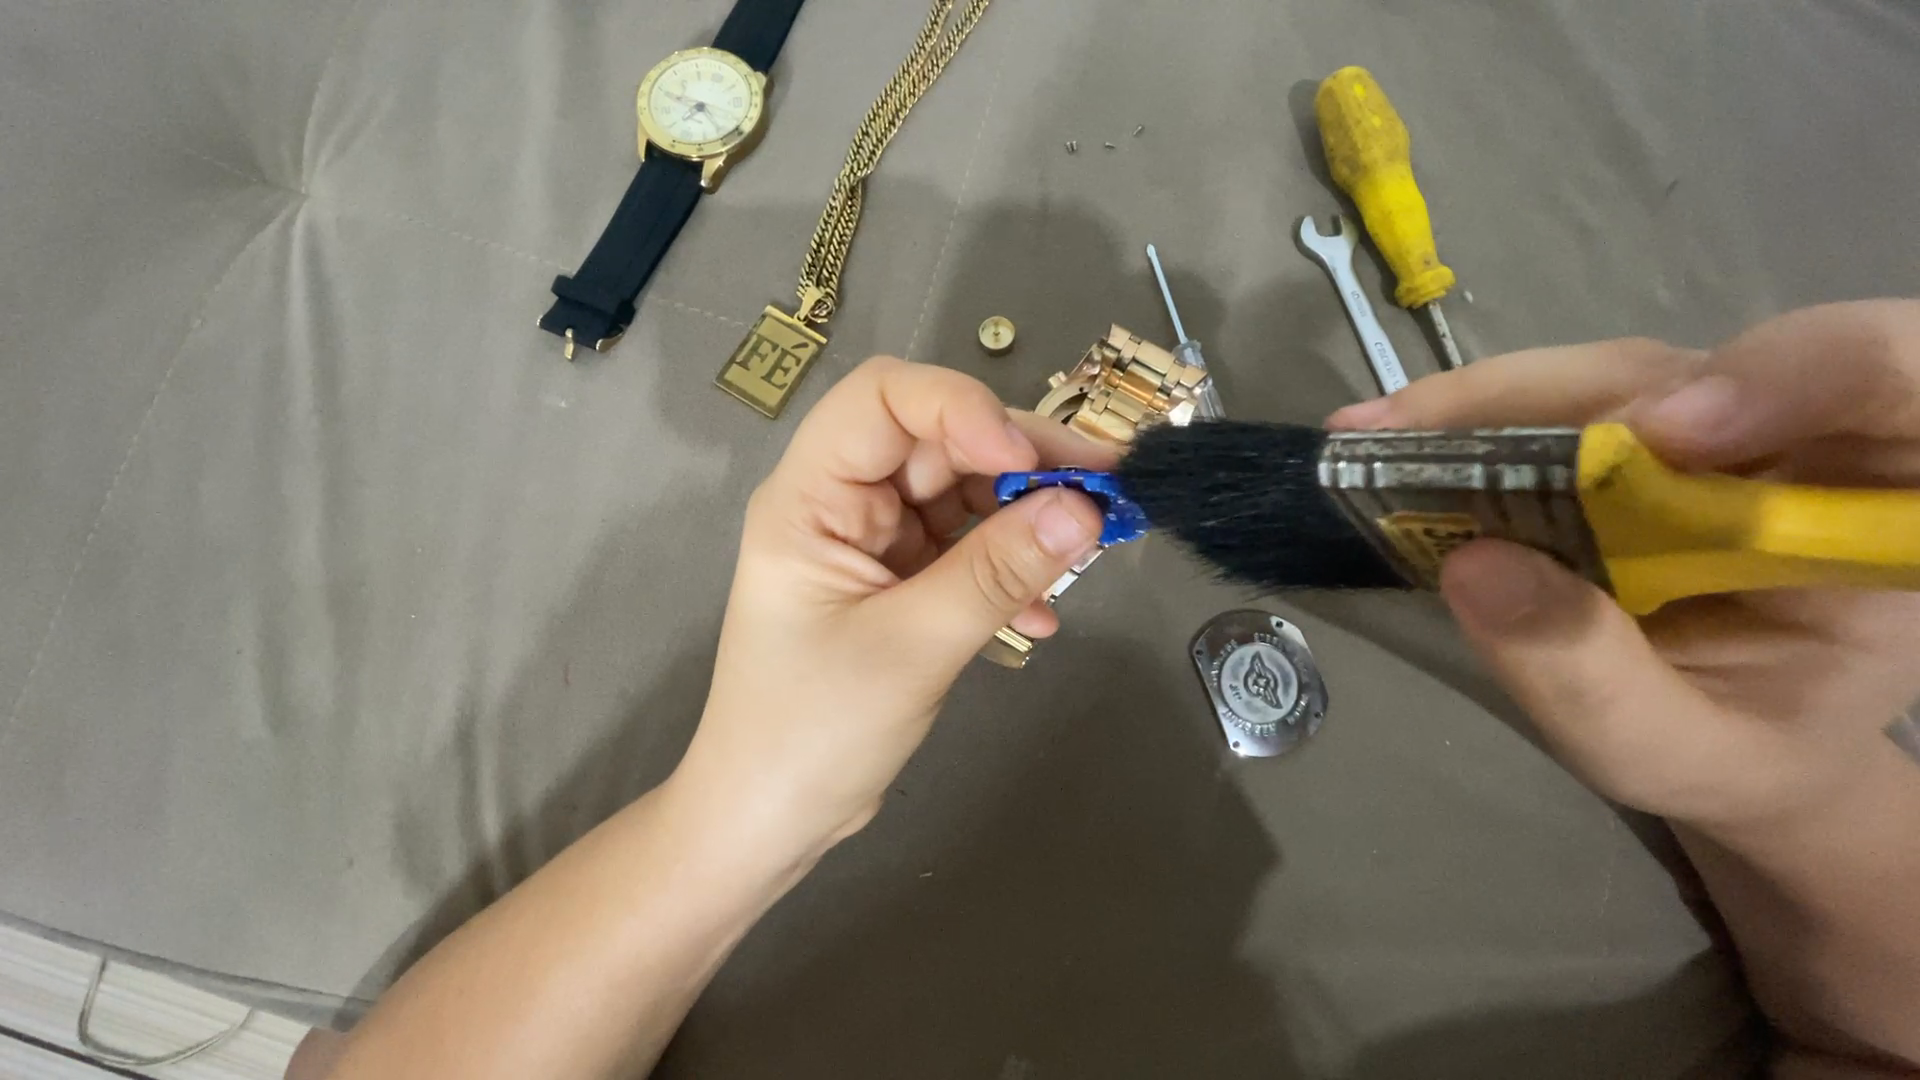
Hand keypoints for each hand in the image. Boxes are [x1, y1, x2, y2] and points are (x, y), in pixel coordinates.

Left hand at [673, 358, 1115, 855]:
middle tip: (1105, 488)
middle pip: (937, 441)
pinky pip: (966, 549)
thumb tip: (1084, 511)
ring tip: (1090, 546)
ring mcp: (874, 542)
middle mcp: (841, 503)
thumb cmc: (813, 732)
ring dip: (1026, 517)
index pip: (883, 399)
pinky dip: (1008, 571)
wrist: (773, 817)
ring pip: (962, 494)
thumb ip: (997, 573)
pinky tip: (1042, 617)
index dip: (961, 407)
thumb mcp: (912, 648)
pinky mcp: (901, 581)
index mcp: (810, 497)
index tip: (1028, 462)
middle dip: (1020, 460)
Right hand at [1329, 301, 1919, 830]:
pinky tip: (1391, 436)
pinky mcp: (1628, 435)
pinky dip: (1463, 418)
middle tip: (1409, 434)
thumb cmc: (1728, 751)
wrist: (1728, 737)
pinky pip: (1551, 401)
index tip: (1665, 433)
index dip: (1803, 372)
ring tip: (1370, 435)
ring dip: (1478, 401)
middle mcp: (1804, 445)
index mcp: (1881, 516)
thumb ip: (1587, 677)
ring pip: (1601, 375)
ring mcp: (1708, 430)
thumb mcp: (1661, 749)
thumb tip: (1472, 563)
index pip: (1900, 388)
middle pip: (1694, 367)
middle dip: (1548, 397)